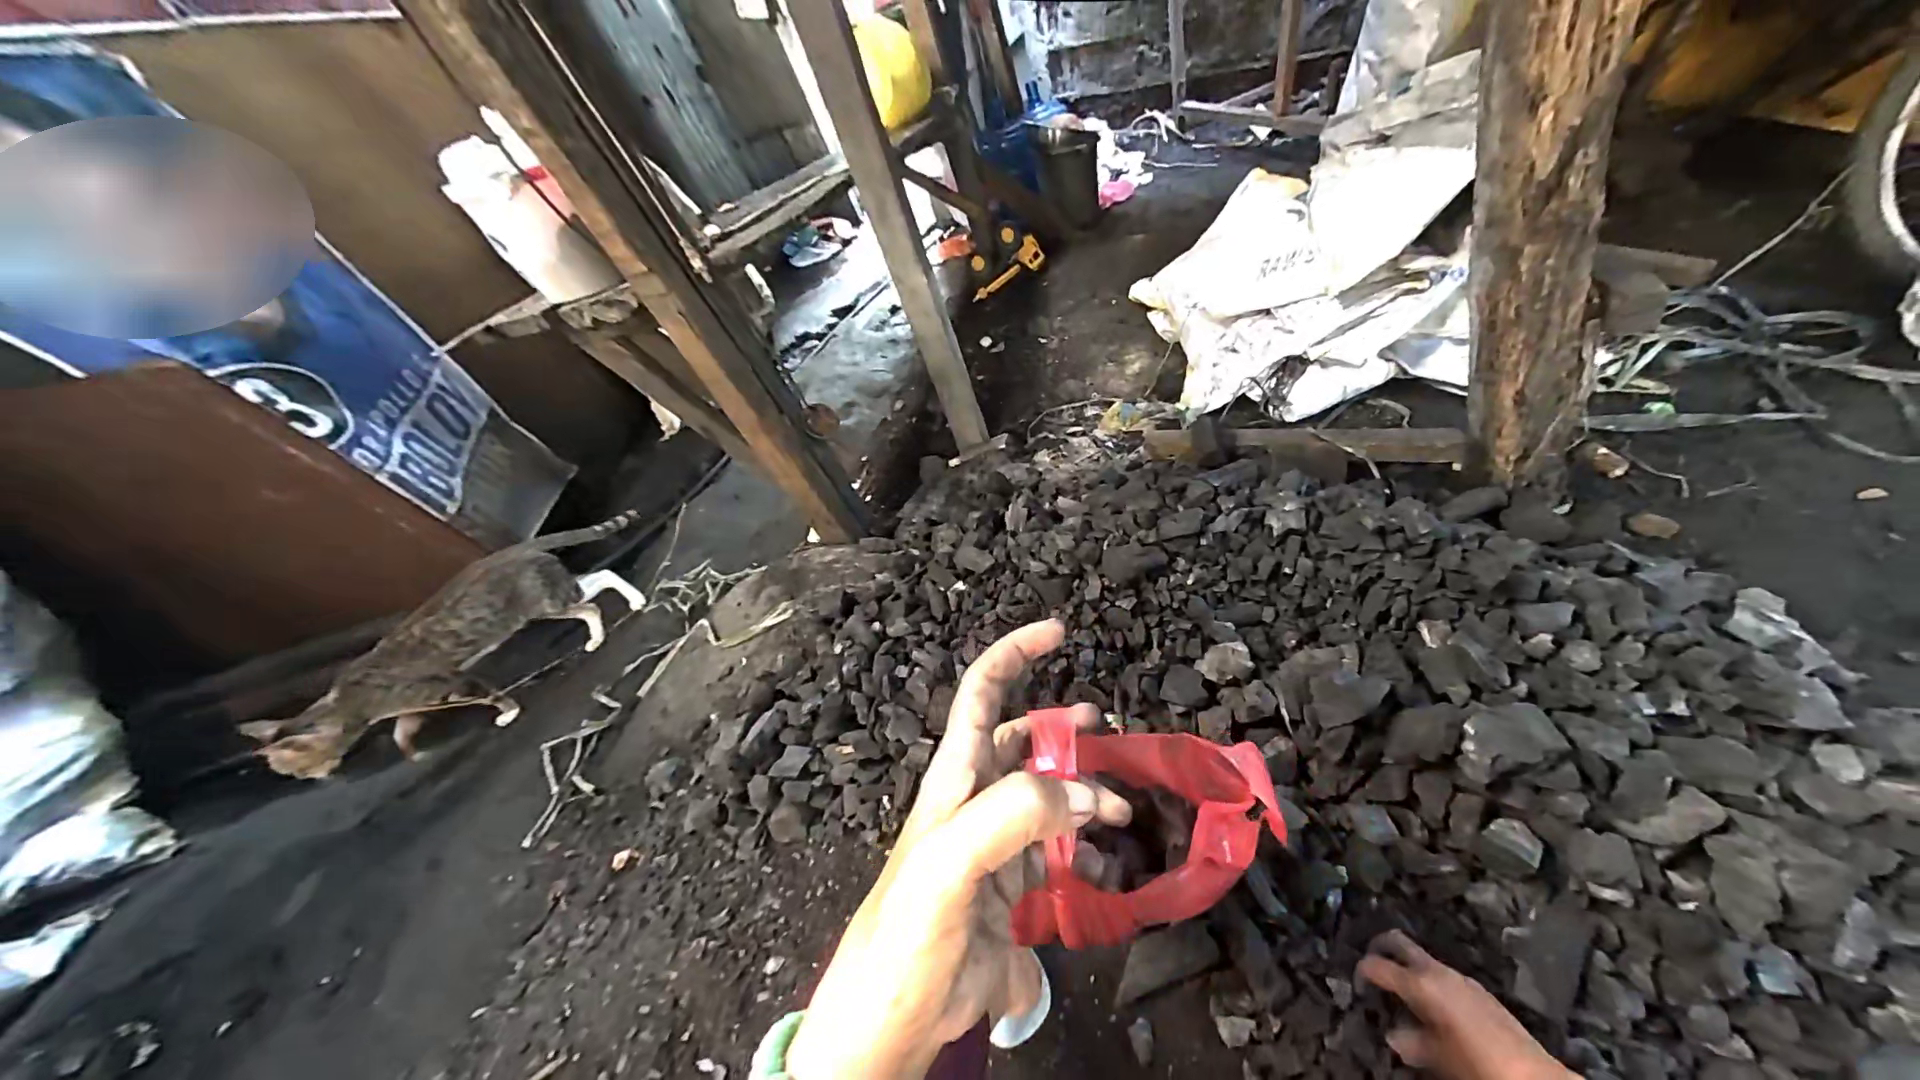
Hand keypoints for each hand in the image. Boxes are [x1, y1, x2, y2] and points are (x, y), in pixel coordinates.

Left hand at [786, 620, 1129, 1078]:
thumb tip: (1083, 792)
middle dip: (1064, 728)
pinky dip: (1088, 850)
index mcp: (955, 778)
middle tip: (1106, 731)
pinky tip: (1108, 865)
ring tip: (1122, 809)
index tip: (1056, 631)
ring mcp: (995, 843)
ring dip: (1087, 793)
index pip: (981, 693)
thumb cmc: (906, 935)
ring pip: (1049, 795)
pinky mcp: (1011, 886)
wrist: (891, 1020)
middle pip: (1023, 740)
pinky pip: (1059, 850)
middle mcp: (976, 800)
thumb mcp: (950, 862)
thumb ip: (1013, 815)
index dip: (1014, 653)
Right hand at [1356, 931, 1575, 1079]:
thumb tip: (1394, 1035)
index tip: (1356, 985)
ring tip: (1404, 994)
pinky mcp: (1478, 990)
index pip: (1376, 965)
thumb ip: (1409, 1042)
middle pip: (1397, 941)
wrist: (1535, 1078)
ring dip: (1408, 967)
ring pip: (1422, 958)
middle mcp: (1435, 972)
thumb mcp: (1435, 1058)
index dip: (1360, 971)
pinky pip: (1443, 975)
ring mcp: (1459, 978)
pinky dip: (1430, 981)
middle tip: (1371, 966)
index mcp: (1419, 984)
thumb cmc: (1475, 1065)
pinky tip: (1436, 1008)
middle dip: (1379, 947)